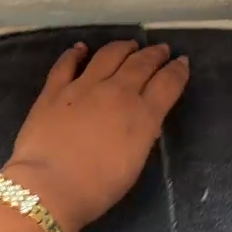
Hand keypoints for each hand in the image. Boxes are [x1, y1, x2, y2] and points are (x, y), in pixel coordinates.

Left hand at [3, 39, 188, 231]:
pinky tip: (81, 48)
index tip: (182, 62)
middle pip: (141, 64)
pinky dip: (76, 52)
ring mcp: (83, 87)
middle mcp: (116, 92)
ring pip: (108, 55)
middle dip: (154, 54)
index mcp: (142, 115)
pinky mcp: (54, 89)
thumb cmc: (97, 187)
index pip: (167, 84)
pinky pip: (67, 63)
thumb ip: (141, 135)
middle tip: (161, 49)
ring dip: (122, 47)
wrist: (49, 185)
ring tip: (130, 44)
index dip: (177, 70)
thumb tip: (144, 120)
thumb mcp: (133, 164)